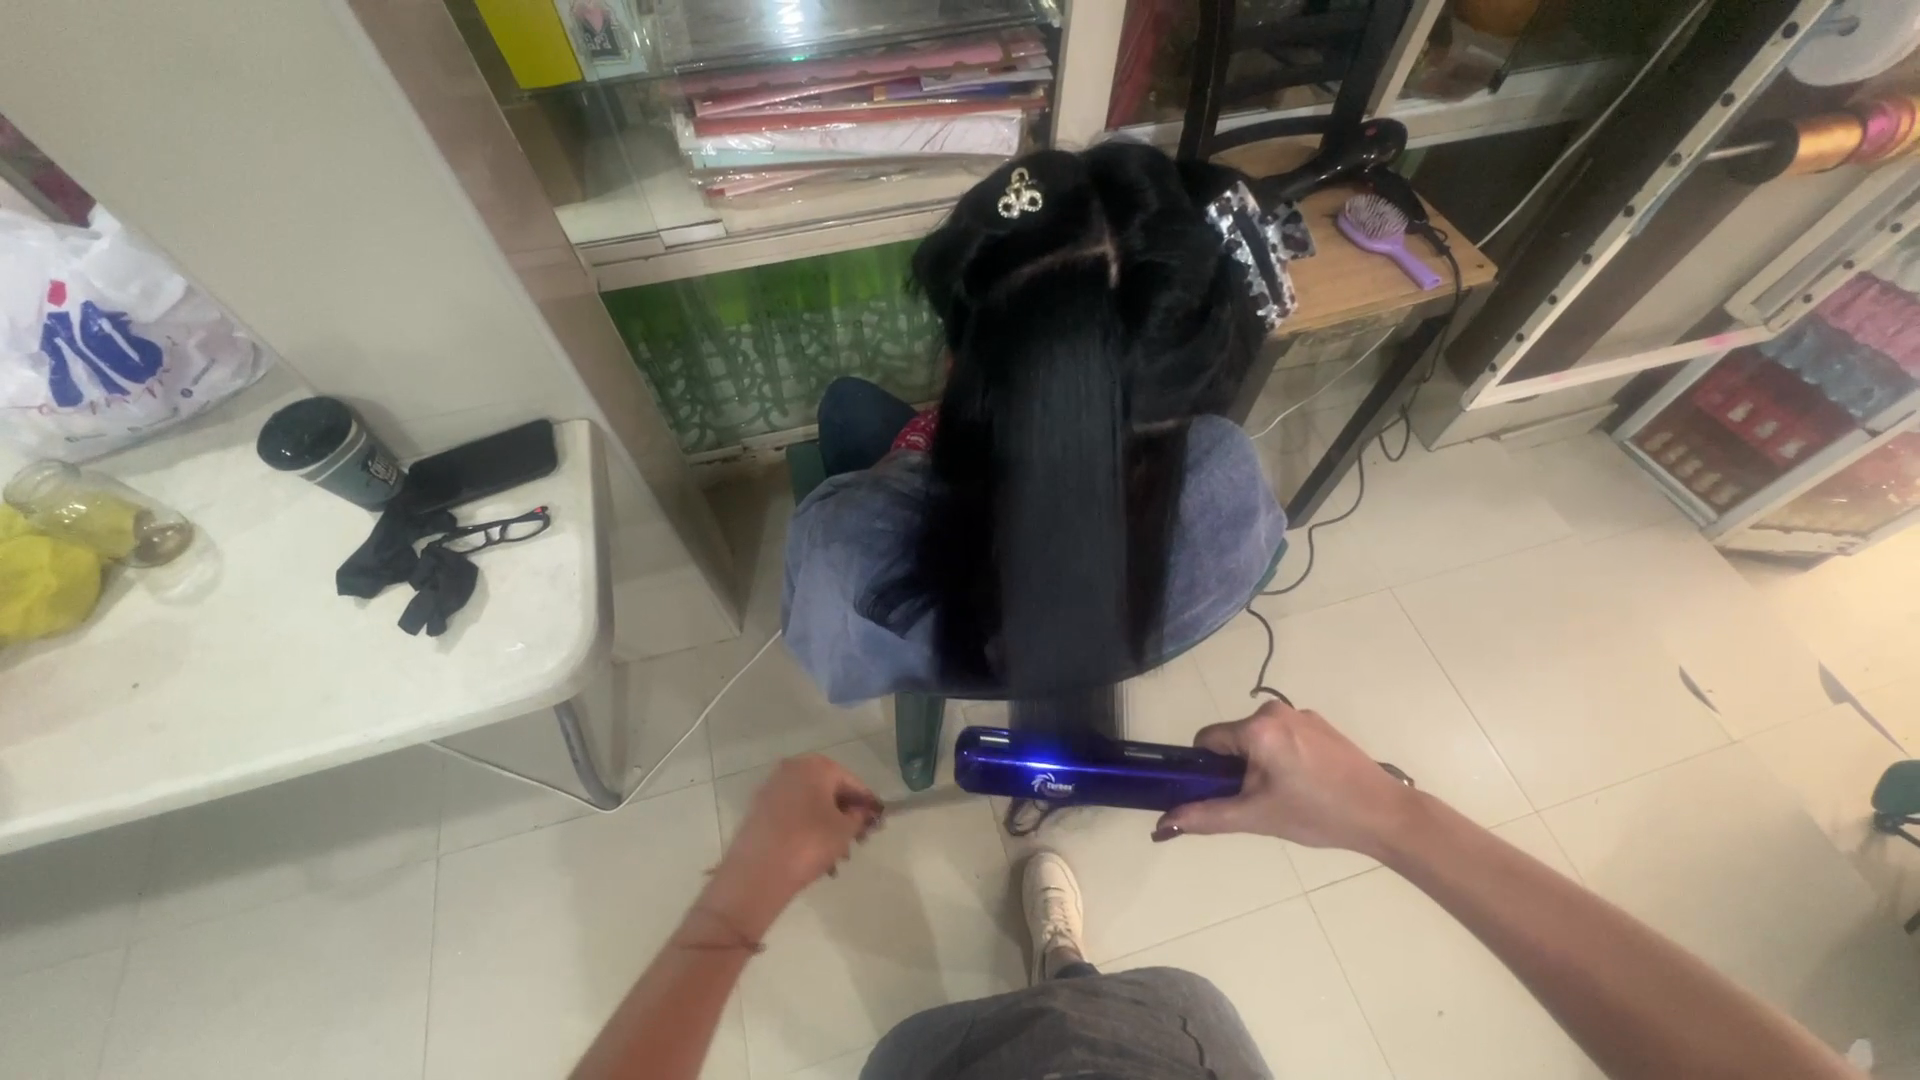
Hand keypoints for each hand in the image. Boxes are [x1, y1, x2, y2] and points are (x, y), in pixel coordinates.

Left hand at [717, 756, 882, 905]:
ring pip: (810, 806)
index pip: (852, 782)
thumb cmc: (808, 843)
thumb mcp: (845, 830)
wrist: (756, 874)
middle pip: (829, 792)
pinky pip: (792, 816)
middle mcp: (791, 769)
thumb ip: (859, 817)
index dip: (867, 804)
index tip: (878, 824)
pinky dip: (807, 831)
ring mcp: (771, 789)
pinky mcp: (758, 811)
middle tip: (858, 843)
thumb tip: (862, 813)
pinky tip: (817, 859)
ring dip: (828, 828)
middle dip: (846, 817)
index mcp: (815, 766)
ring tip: (838, 859)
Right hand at [1153, 701, 1420, 857]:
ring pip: (1259, 739)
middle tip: (1260, 801)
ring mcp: (1301, 715)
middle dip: (1237, 768)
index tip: (1225, 794)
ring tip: (1286, 796)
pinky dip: (1283, 758)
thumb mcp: (1256, 817)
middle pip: (1233, 739)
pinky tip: (1305, 785)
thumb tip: (1162, 826)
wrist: (1386, 815)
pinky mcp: (1320, 724)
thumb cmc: (1317, 814)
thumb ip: (1205, 816)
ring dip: (1260, 764)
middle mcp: (1275, 710)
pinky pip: (1283, 737)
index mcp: (1256, 727)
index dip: (1208, 769)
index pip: (1207, 740)